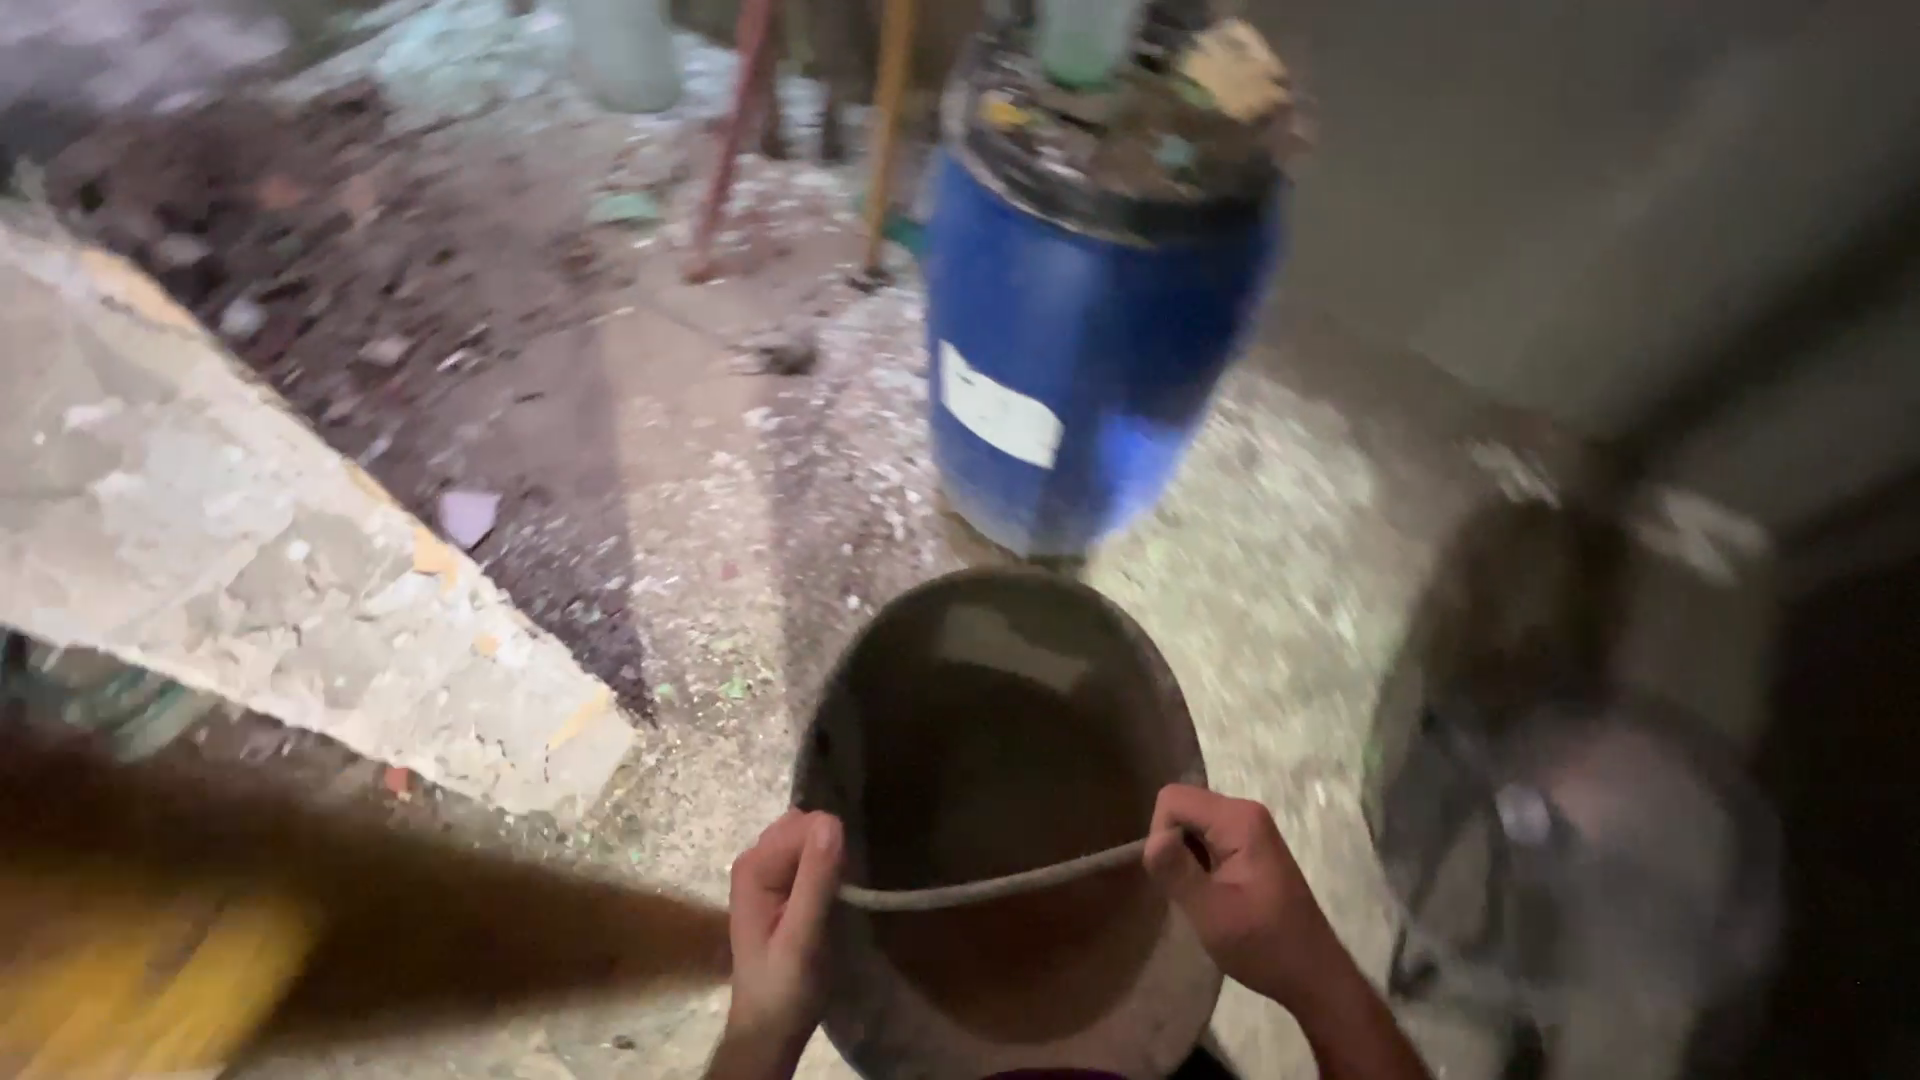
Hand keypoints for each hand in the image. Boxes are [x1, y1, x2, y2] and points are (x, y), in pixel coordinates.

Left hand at [721, 809, 843, 1073]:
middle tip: (841, 890)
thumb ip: (816, 879)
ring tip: (837, 892)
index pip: (806, 825)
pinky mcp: (778, 881)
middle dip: (829, 847)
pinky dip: (825, 864)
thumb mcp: (804, 937)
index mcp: (754, 866)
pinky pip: (807, 853)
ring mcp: (765, 869)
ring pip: (807, 836)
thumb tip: (831, 821)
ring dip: (829, 855)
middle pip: (804, 825)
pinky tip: (831, 892)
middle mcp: (755, 858)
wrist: (771, 1028)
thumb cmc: (786, 986)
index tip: (845, 884)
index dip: (832, 847)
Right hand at [1142, 784, 1341, 1011]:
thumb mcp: (1212, 914)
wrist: (1314, 976)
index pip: (1173, 800)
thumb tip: (1151, 839)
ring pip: (1191, 820)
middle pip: (1182, 806)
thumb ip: (1178, 871)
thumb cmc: (1264, 946)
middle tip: (1189, 889)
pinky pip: (1206, 833)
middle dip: (1172, 844)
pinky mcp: (1250, 841)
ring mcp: (1250, 825)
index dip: (1161, 834)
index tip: (1177, 877)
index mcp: (1239, 819)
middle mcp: (1245, 810)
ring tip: (1202, 892)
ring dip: (1184, 854)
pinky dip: (1198, 858)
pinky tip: (1213, 889)